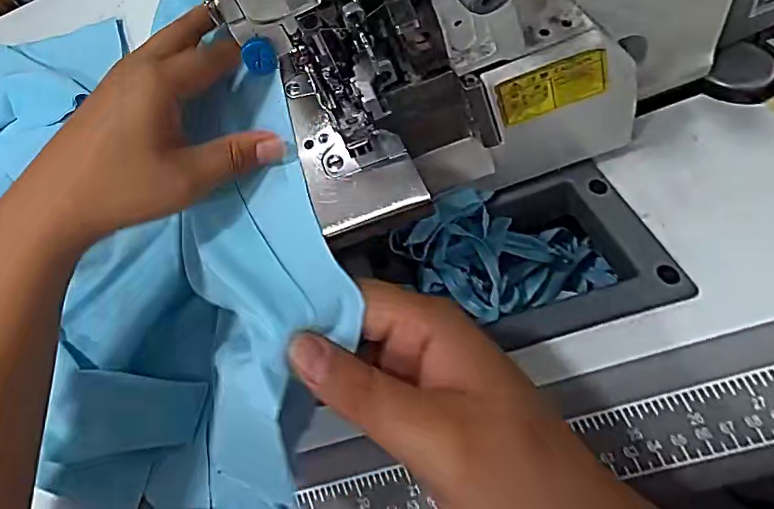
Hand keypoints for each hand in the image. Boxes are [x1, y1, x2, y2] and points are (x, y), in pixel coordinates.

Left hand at [0, 5, 284, 255]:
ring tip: (218, 37)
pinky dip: (172, 50)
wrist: (52, 201)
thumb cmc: (120, 188)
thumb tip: (276, 144)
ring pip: (162, 41)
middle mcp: (139, 66)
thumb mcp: (185, 179)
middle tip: (244, 15)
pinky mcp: (107, 90)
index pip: (213, 55)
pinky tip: (178, 73)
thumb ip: (232, 157)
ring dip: (191, 34)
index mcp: (160, 80)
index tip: (271, 40)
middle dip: (214, 20)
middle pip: (183, 30)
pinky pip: (148, 56)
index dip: (244, 47)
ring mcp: (119, 75)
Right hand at [290, 280, 647, 508]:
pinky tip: (305, 397)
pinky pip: (366, 383)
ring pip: (354, 352)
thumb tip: (297, 344)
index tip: (258, 319)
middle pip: (348, 320)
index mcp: (429, 322)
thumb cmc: (520, 479)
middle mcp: (422, 335)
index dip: (306, 305)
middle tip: (253, 347)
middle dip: (306, 334)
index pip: (350, 294)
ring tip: (267, 370)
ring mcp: (420, 370)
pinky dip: (337, 389)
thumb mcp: (434, 434)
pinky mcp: (418, 403)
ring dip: (318, 363)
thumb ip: (360, 389)